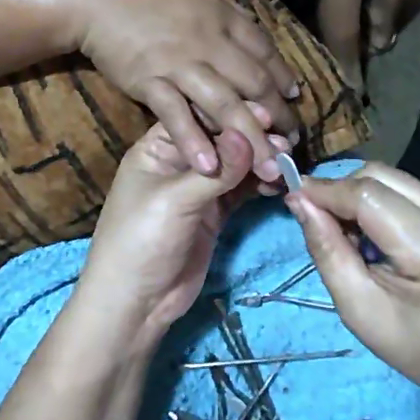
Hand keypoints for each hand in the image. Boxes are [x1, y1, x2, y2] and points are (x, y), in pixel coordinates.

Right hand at [71, 0, 299, 180]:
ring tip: (267, 170)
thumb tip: (246, 28)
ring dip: (250, 139)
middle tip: (291, 145)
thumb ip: (221, 12)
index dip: (283, 78)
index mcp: (223, 17)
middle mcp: (210, 43)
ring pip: (224, 105)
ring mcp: (180, 64)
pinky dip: (194, 140)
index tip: (295, 99)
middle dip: (278, 117)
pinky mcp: (150, 82)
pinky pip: (177, 115)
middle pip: (254, 83)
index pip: (265, 51)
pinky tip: (210, 167)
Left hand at [76, 111, 289, 350]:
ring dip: (260, 162)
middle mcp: (178, 161)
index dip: (231, 115)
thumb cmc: (141, 242)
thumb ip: (216, 170)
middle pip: (221, 138)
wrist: (135, 304)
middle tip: (283, 146)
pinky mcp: (213, 213)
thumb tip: (250, 134)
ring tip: (284, 165)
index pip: (198, 117)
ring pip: (236, 164)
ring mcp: (198, 188)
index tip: (265, 118)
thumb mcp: (174, 200)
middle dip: (252, 139)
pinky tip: (278, 185)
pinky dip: (260, 185)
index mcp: (157, 148)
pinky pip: (241, 190)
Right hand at [285, 163, 419, 403]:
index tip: (292, 194)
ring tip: (350, 233)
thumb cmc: (413, 345)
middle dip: (342, 190)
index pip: (370, 198)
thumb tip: (299, 201)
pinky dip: (382, 202)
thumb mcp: (358, 309)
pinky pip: (410, 191)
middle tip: (319, 218)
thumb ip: (328, 251)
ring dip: (361, 195)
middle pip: (383, 177)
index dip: (327, 191)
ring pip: (395, 179)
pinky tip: (378, 235)